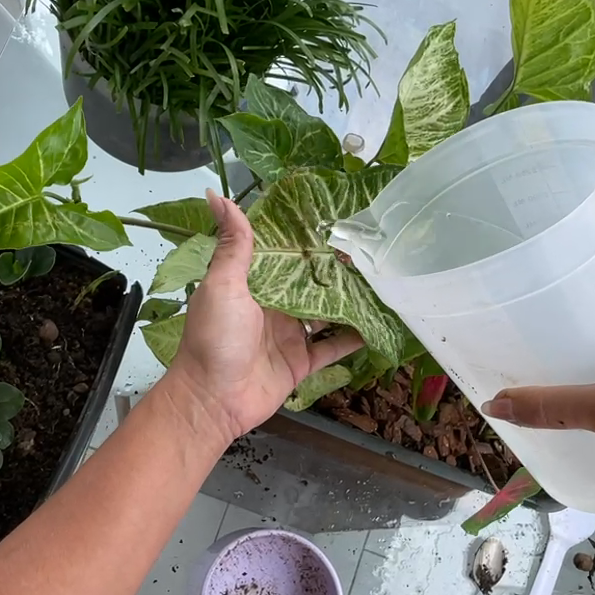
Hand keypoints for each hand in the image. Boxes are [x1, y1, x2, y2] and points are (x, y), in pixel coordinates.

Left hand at [162, 191, 361, 442]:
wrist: (213, 400)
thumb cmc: (214, 339)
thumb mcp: (222, 285)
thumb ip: (233, 245)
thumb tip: (216, 194)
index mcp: (252, 284)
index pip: (284, 254)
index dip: (307, 237)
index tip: (337, 217)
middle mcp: (272, 306)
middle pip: (310, 281)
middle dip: (337, 268)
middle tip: (372, 249)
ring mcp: (288, 335)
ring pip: (326, 311)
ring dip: (350, 299)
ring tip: (382, 280)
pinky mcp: (301, 362)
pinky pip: (332, 346)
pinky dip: (353, 337)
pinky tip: (378, 323)